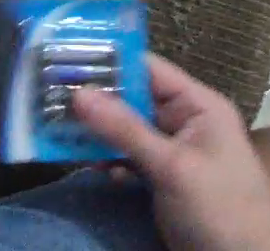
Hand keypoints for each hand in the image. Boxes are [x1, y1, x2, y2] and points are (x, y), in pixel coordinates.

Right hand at [72, 55, 269, 250]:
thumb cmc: (222, 214)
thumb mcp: (173, 169)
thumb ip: (124, 129)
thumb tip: (76, 92)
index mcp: (197, 106)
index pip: (144, 67)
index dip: (105, 59)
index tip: (61, 56)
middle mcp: (183, 120)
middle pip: (128, 95)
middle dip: (91, 97)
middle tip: (47, 91)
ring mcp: (171, 150)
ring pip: (122, 126)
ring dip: (93, 129)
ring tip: (55, 124)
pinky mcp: (160, 177)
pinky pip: (124, 153)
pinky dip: (104, 156)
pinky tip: (82, 161)